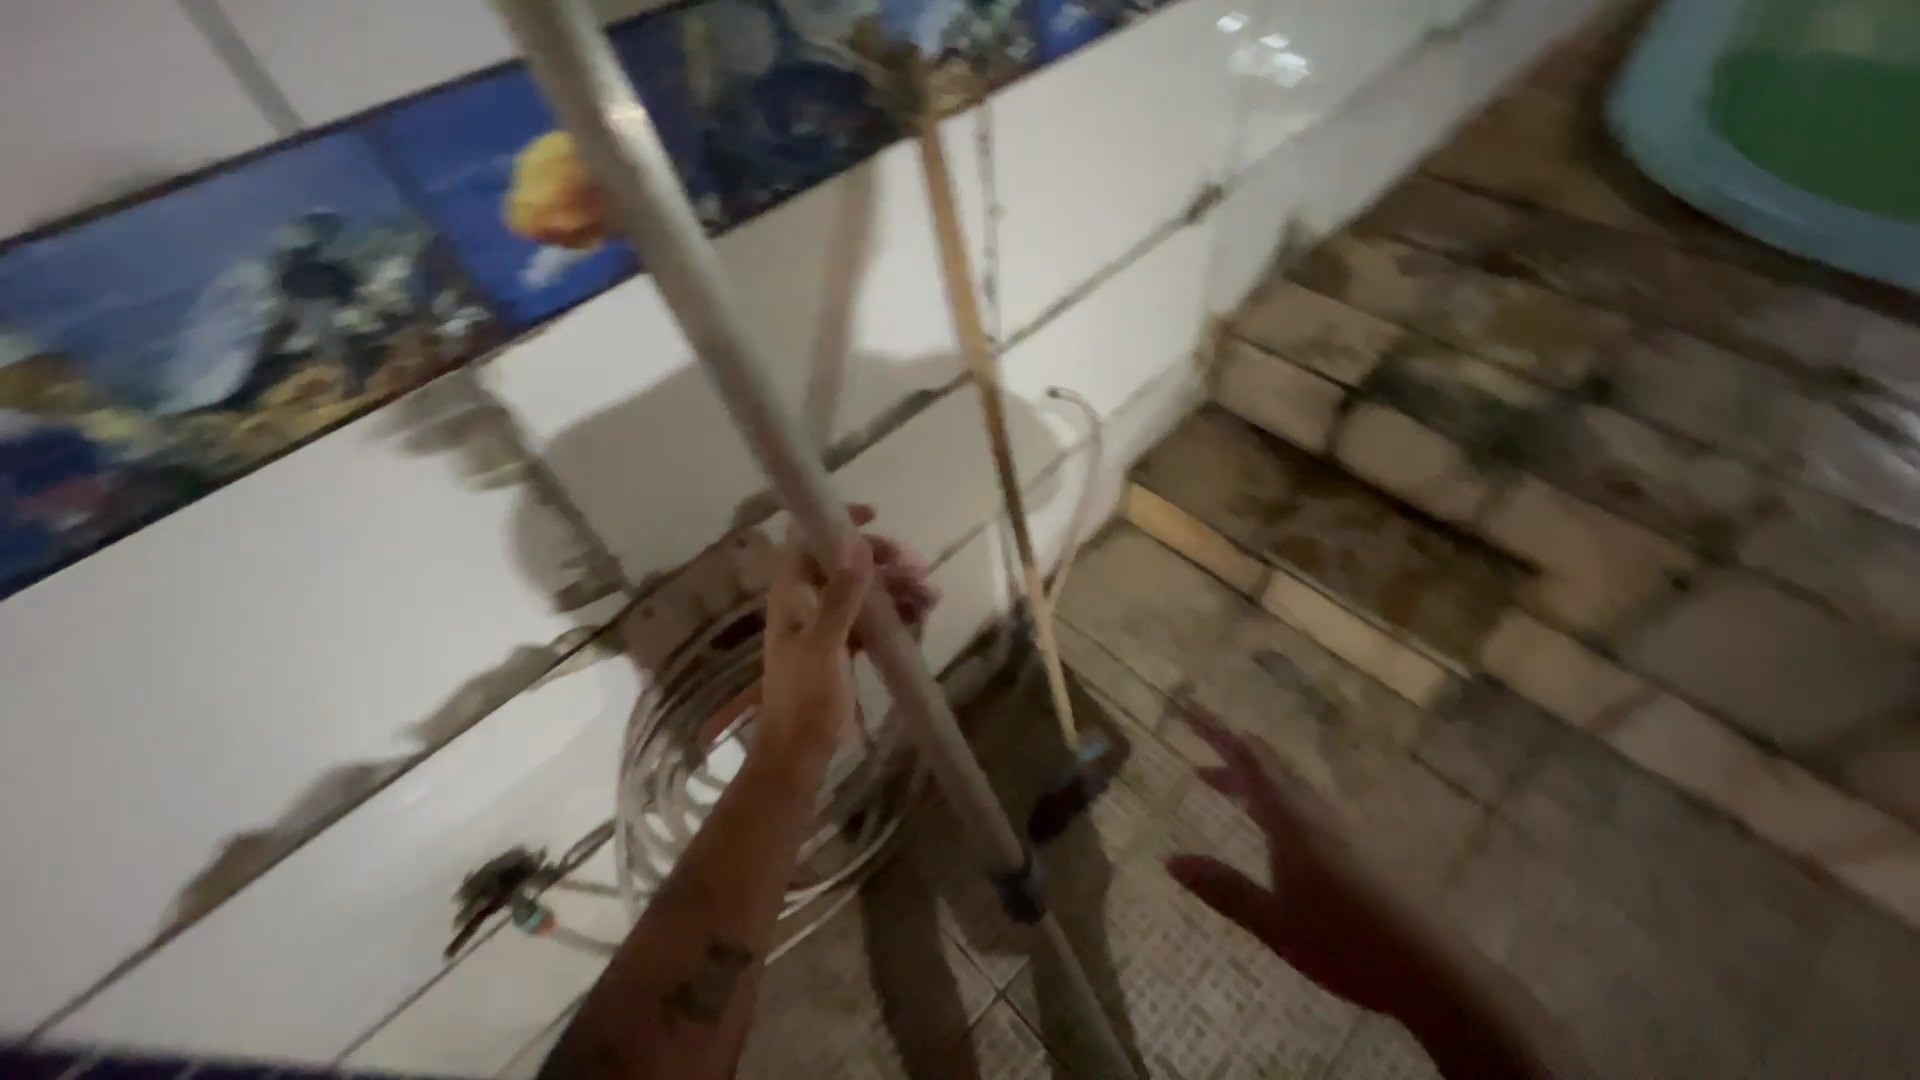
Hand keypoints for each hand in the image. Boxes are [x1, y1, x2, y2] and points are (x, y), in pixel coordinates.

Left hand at [757, 506, 937, 760]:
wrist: (798, 752)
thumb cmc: (804, 697)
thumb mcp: (824, 644)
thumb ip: (841, 595)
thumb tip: (858, 545)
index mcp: (791, 594)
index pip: (805, 539)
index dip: (835, 521)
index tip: (874, 516)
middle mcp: (806, 602)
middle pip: (844, 563)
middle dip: (882, 560)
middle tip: (917, 569)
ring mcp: (825, 625)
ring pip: (864, 591)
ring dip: (897, 588)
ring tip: (931, 598)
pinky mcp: (842, 648)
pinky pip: (872, 619)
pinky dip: (896, 614)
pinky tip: (922, 618)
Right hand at [1165, 705, 1416, 1016]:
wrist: (1432, 970)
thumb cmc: (1345, 943)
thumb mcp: (1273, 922)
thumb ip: (1223, 889)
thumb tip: (1170, 861)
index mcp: (1291, 820)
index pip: (1247, 760)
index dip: (1215, 731)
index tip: (1188, 708)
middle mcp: (1316, 814)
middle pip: (1269, 767)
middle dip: (1230, 753)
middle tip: (1197, 752)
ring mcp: (1341, 831)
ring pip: (1287, 788)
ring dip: (1251, 780)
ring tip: (1222, 787)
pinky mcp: (1358, 851)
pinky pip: (1303, 807)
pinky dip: (1273, 802)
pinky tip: (1272, 830)